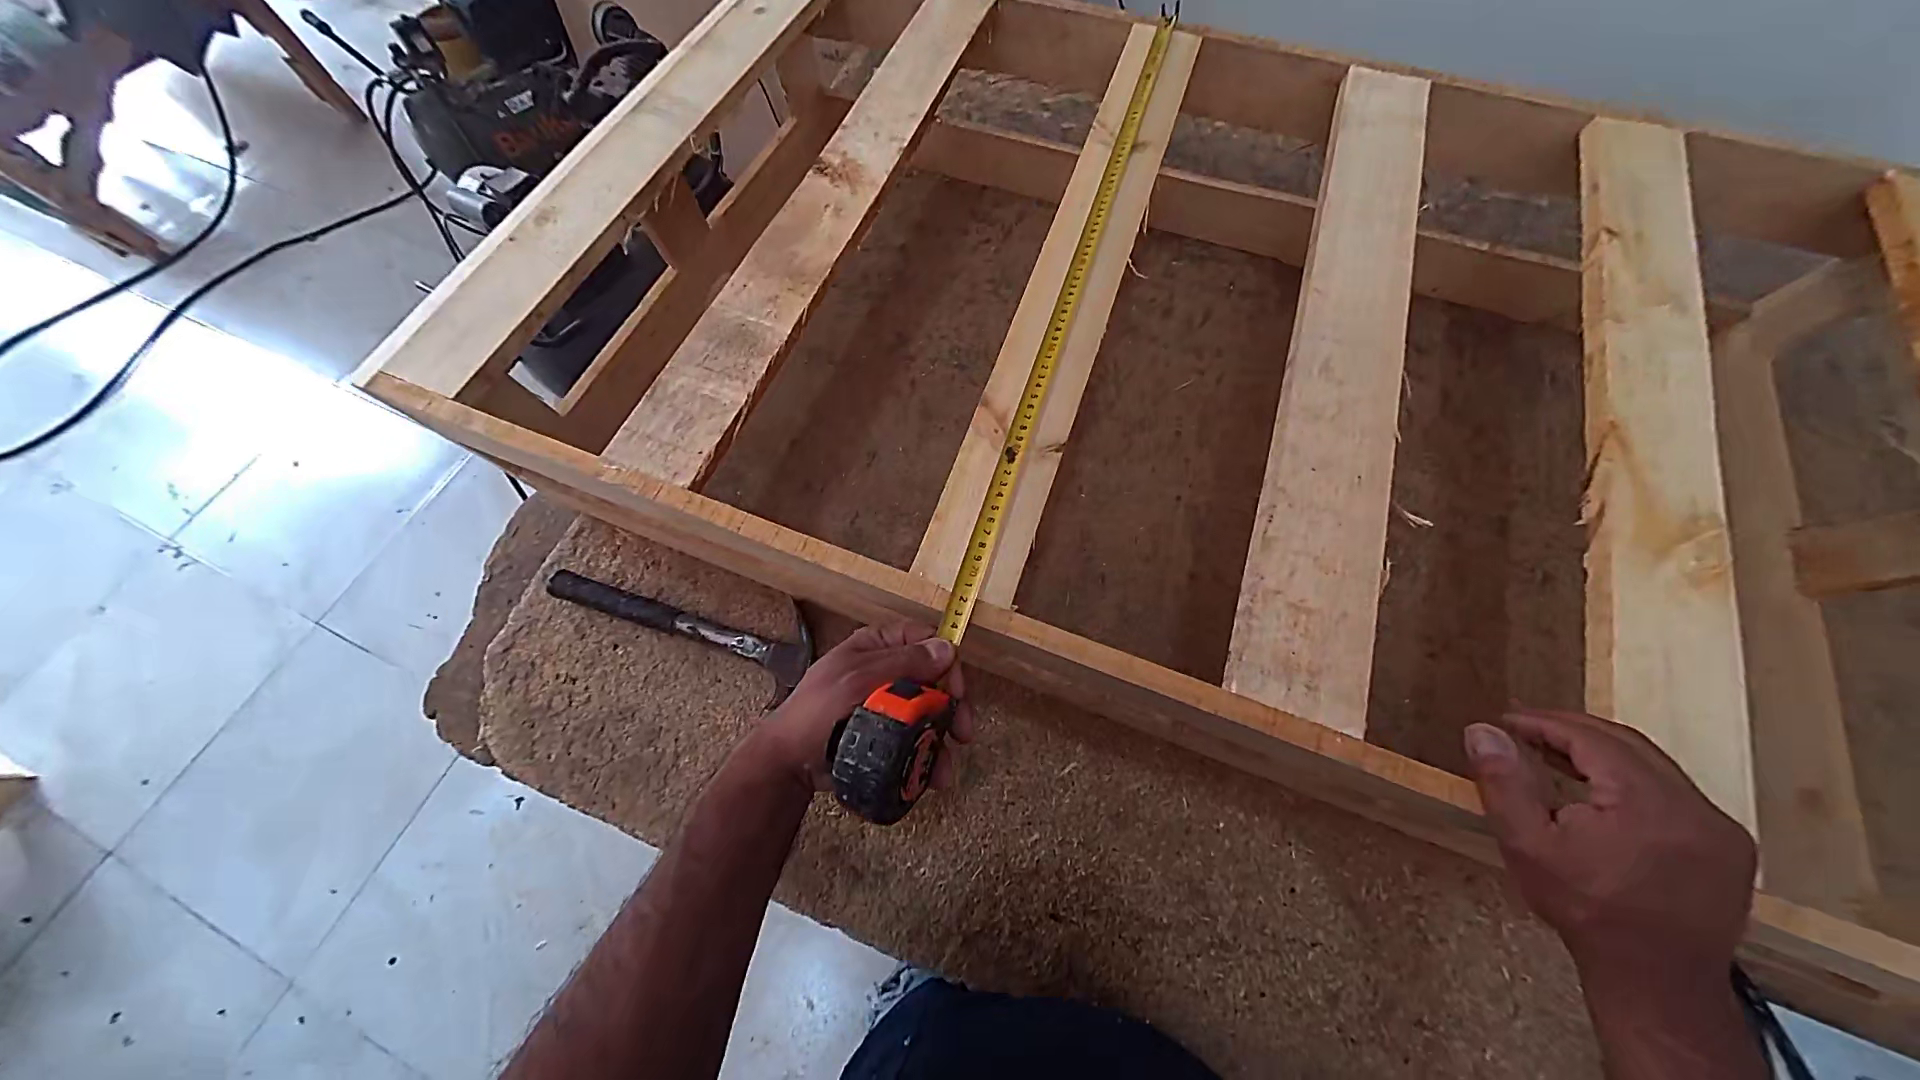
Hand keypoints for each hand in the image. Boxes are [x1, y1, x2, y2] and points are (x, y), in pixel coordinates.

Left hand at [750, 622, 975, 794]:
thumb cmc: (816, 712)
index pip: (925, 641)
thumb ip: (903, 662)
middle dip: (952, 708)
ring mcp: (888, 704)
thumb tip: (947, 648)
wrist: (790, 763)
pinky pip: (917, 739)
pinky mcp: (888, 734)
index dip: (946, 662)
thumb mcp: (859, 678)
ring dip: (943, 740)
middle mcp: (887, 671)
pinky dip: (928, 756)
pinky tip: (931, 776)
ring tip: (943, 770)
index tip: (956, 690)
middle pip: (935, 681)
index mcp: (877, 646)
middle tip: (963, 733)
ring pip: (930, 714)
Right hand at [1462, 709, 1755, 991]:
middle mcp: (1696, 807)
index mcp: (1648, 803)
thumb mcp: (1526, 843)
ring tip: (1551, 753)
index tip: (1505, 721)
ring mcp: (1720, 828)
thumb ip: (1503, 782)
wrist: (1655, 978)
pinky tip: (1596, 789)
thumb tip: (1482, 730)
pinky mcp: (1728, 846)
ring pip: (1653, 764)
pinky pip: (1672, 790)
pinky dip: (1629, 777)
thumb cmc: (1583, 907)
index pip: (1592, 738)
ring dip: (1600, 751)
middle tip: (1523, 728)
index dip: (1544, 723)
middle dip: (1571, 729)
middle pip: (1628, 744)